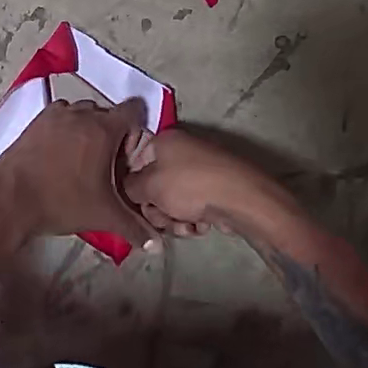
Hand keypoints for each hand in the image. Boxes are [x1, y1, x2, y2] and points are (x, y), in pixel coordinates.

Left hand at [0, 99, 157, 249]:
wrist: (9, 201)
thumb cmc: (62, 202)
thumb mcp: (103, 216)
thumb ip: (134, 227)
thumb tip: (157, 246)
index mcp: (104, 130)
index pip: (134, 110)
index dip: (136, 130)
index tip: (128, 154)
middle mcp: (82, 114)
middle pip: (108, 114)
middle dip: (112, 133)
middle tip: (107, 162)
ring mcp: (57, 115)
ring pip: (83, 112)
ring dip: (88, 128)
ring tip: (83, 157)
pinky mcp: (36, 121)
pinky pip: (61, 116)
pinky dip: (66, 128)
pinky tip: (60, 152)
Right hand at [121, 127, 277, 237]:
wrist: (239, 198)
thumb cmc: (189, 186)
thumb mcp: (148, 186)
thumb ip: (129, 187)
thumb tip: (127, 189)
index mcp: (164, 140)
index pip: (134, 163)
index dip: (132, 188)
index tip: (136, 205)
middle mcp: (182, 151)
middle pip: (154, 186)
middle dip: (156, 209)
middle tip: (163, 218)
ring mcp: (200, 170)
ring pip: (172, 201)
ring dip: (174, 219)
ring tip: (185, 225)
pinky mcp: (213, 189)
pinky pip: (192, 206)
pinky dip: (192, 219)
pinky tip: (200, 226)